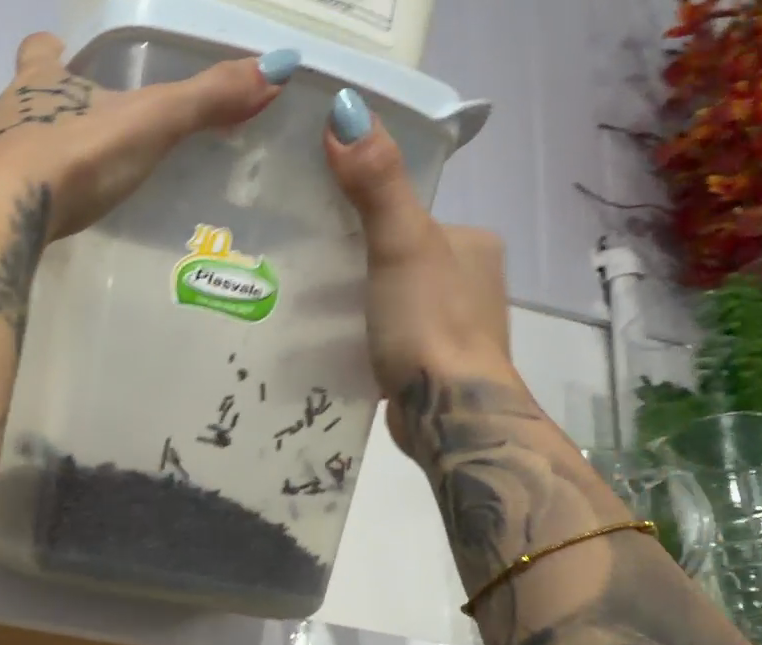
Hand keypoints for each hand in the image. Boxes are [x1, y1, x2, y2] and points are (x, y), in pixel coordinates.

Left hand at [0, 34, 288, 240]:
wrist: (5, 216)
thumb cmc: (77, 158)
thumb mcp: (152, 123)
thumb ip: (207, 99)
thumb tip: (279, 67)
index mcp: (40, 81)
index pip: (39, 52)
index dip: (50, 52)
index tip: (57, 55)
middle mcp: (2, 112)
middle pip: (12, 99)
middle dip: (32, 108)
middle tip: (59, 129)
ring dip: (17, 156)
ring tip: (43, 180)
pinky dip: (7, 202)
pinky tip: (26, 221)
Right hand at [323, 99, 517, 398]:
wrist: (451, 414)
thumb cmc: (429, 325)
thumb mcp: (399, 246)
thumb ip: (376, 186)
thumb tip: (344, 112)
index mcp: (471, 243)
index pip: (404, 214)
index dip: (358, 215)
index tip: (309, 225)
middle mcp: (467, 279)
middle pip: (390, 257)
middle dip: (345, 263)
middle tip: (291, 273)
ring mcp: (448, 325)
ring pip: (384, 299)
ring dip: (344, 304)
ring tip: (293, 312)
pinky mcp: (427, 364)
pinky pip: (381, 336)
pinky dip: (352, 337)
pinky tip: (319, 347)